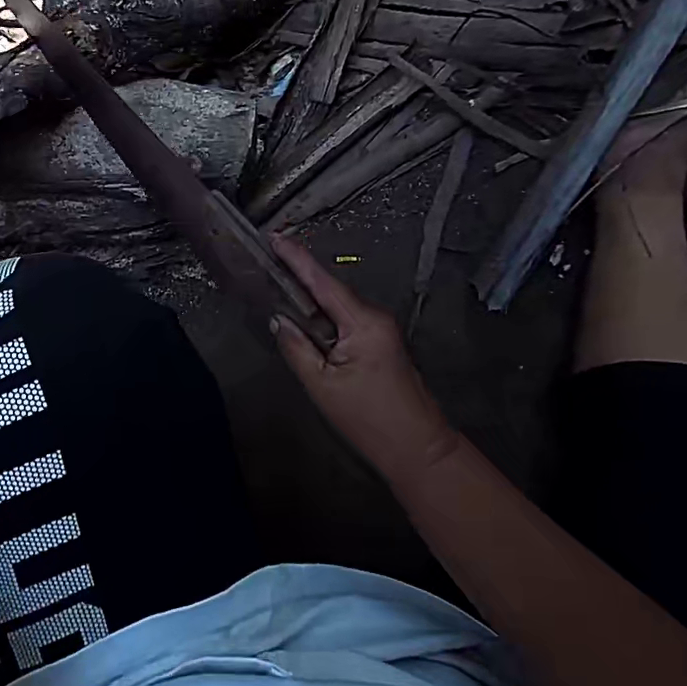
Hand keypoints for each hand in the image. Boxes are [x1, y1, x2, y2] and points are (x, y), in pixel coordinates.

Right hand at [268, 234, 457, 477]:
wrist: (418, 448)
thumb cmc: (369, 419)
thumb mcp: (321, 385)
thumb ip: (296, 348)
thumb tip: (278, 320)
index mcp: (363, 322)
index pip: (323, 282)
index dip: (297, 259)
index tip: (276, 237)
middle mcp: (375, 317)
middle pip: (330, 290)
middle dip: (300, 276)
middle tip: (268, 262)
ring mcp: (381, 328)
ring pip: (337, 306)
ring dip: (310, 299)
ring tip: (278, 289)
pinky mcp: (380, 341)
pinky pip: (345, 319)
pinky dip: (323, 316)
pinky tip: (304, 320)